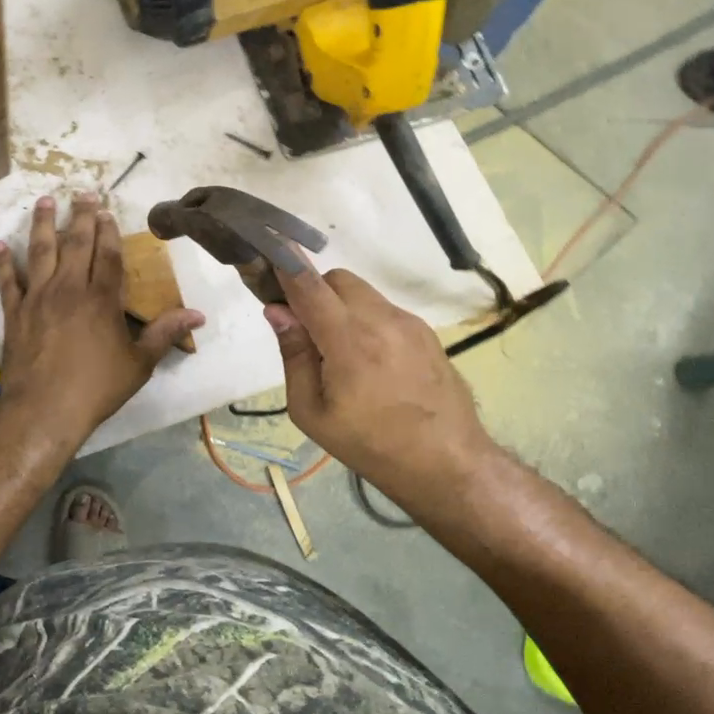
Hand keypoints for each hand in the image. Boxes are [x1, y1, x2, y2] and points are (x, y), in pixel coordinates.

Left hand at [0, 194, 203, 436]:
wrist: (44, 408)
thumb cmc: (96, 388)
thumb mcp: (139, 364)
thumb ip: (164, 334)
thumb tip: (197, 315)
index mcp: (101, 299)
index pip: (107, 255)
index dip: (108, 231)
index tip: (107, 211)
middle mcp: (69, 290)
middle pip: (75, 244)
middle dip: (80, 216)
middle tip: (82, 194)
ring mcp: (38, 299)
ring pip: (40, 252)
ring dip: (42, 225)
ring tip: (44, 201)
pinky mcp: (14, 314)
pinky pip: (7, 282)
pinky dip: (3, 263)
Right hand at [267, 264, 501, 497]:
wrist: (447, 463)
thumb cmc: (368, 443)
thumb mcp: (310, 410)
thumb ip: (294, 354)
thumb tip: (277, 311)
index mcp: (349, 341)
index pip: (309, 286)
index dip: (285, 264)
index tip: (266, 250)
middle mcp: (382, 321)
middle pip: (337, 279)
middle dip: (313, 290)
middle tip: (301, 326)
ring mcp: (410, 325)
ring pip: (362, 292)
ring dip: (339, 305)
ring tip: (334, 349)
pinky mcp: (426, 334)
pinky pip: (383, 310)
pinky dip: (363, 318)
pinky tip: (365, 358)